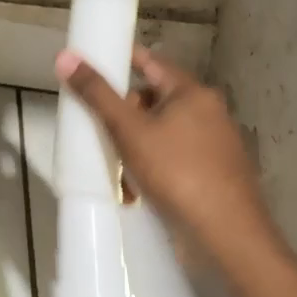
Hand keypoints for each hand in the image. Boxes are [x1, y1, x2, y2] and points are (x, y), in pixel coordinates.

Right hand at [54, 45, 276, 256]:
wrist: (230, 241)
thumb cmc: (178, 174)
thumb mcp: (129, 130)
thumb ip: (97, 93)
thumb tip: (65, 56)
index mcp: (193, 93)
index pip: (149, 61)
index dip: (120, 59)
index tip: (92, 65)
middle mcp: (209, 113)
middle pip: (153, 98)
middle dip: (125, 113)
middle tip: (103, 129)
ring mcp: (216, 146)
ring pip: (162, 130)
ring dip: (136, 143)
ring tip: (117, 165)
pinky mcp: (216, 175)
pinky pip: (175, 157)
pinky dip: (154, 165)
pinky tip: (138, 188)